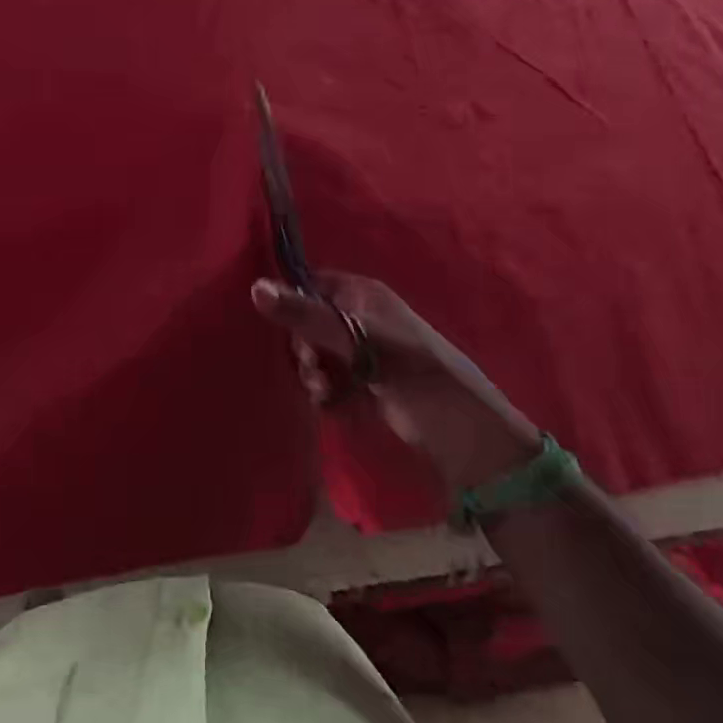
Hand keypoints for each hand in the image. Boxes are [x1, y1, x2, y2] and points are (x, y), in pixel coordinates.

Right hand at [252, 272, 541, 489]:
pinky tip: (333, 405)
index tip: (285, 328)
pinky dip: (325, 393)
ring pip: (314, 355)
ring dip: (313, 375)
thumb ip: (308, 316)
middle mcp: (359, 318)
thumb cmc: (419, 377)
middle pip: (306, 323)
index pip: (309, 283)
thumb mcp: (361, 342)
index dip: (290, 302)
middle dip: (303, 348)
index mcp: (363, 295)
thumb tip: (254, 287)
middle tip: (315, 368)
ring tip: (326, 393)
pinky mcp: (363, 383)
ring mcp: (361, 352)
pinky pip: (327, 381)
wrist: (467, 439)